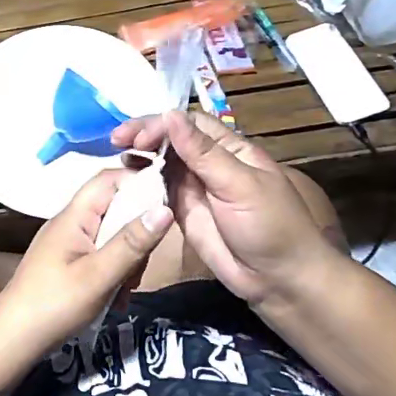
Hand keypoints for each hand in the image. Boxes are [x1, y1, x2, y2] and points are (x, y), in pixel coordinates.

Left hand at [0, 168, 173, 351]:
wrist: (14, 338)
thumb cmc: (55, 304)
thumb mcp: (99, 275)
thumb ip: (132, 242)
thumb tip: (166, 208)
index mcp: (74, 216)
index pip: (109, 179)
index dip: (139, 182)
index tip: (168, 203)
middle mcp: (70, 223)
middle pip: (115, 209)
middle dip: (136, 234)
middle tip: (139, 266)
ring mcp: (68, 244)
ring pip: (111, 236)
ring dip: (127, 260)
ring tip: (125, 289)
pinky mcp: (68, 263)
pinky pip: (101, 256)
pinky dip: (114, 273)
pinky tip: (116, 299)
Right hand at [111, 110, 340, 307]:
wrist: (278, 279)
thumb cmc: (271, 226)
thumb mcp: (240, 185)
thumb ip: (203, 153)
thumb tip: (170, 115)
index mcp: (229, 149)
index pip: (190, 124)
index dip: (163, 124)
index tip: (139, 136)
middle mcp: (208, 162)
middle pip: (171, 138)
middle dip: (144, 134)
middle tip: (117, 139)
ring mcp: (193, 186)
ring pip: (160, 161)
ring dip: (139, 153)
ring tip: (117, 153)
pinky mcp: (181, 210)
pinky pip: (156, 189)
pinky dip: (139, 180)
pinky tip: (124, 176)